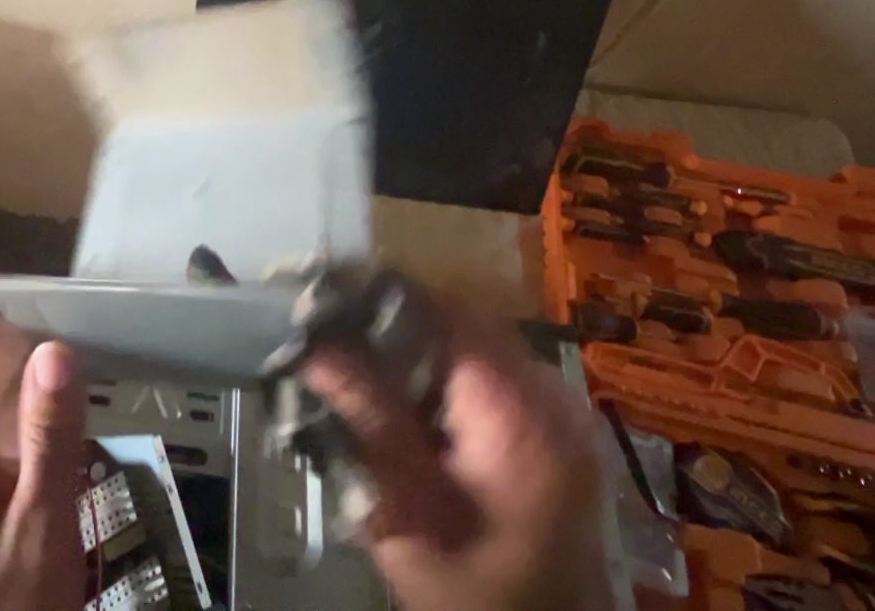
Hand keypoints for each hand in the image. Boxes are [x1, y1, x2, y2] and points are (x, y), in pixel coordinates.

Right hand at [305, 306, 608, 610]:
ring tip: (361, 355)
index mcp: (517, 415)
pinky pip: (491, 364)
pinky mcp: (557, 422)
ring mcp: (560, 406)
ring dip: (418, 338)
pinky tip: (411, 393)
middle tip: (334, 328)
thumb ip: (369, 425)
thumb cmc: (478, 586)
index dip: (383, 294)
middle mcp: (549, 395)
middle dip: (394, 316)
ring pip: (474, 336)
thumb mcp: (410, 514)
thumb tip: (314, 351)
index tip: (328, 294)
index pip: (446, 310)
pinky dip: (445, 364)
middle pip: (461, 317)